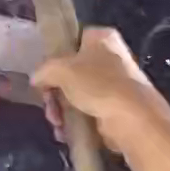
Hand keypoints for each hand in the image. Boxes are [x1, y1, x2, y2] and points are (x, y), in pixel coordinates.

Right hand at [31, 27, 169, 151]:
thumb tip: (37, 79)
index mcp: (102, 38)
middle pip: (71, 72)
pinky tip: (66, 132)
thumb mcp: (61, 70)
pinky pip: (87, 111)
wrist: (132, 118)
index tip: (44, 76)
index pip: (72, 40)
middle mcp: (111, 57)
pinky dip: (75, 122)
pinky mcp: (116, 108)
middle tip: (49, 104)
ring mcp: (114, 84)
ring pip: (77, 94)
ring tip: (58, 123)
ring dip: (62, 110)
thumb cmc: (98, 84)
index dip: (55, 58)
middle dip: (55, 92)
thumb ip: (44, 70)